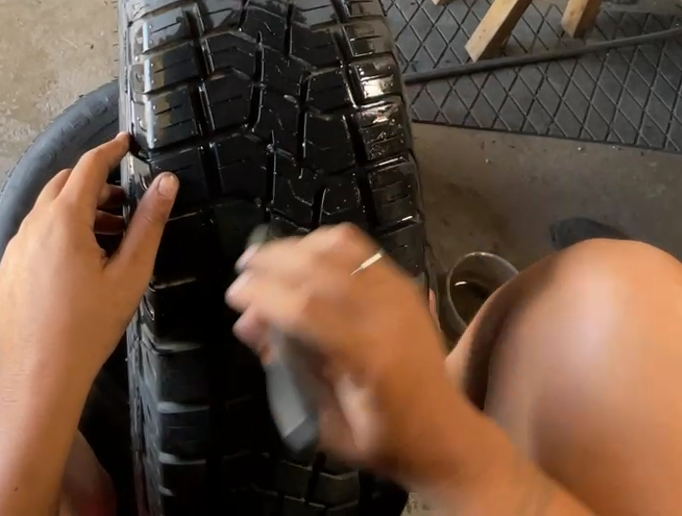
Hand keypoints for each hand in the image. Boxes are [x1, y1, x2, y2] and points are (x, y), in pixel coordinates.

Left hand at [0, 133, 176, 398]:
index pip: (88, 166)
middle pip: (64, 183)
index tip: (127, 143)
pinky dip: (59, 227)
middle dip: (95, 181)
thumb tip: (167, 181)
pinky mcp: (7, 267)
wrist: (38, 379)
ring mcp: (15, 246)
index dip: (110, 150)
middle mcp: (33, 224)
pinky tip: (79, 259)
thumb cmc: (89, 325)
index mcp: (63, 219)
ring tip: (109, 233)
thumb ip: (149, 223)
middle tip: (124, 198)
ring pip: (48, 207)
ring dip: (78, 206)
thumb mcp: (129, 273)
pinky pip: (35, 231)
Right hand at [226, 225, 488, 489]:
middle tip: (242, 267)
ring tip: (266, 256)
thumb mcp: (327, 423)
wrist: (446, 434)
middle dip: (272, 261)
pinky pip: (359, 246)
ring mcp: (398, 292)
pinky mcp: (404, 282)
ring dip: (296, 246)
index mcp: (368, 357)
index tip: (235, 294)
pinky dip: (324, 242)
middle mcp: (385, 314)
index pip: (305, 308)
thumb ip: (288, 371)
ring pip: (338, 247)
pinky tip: (303, 252)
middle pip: (319, 267)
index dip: (264, 295)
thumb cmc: (384, 439)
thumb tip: (246, 324)